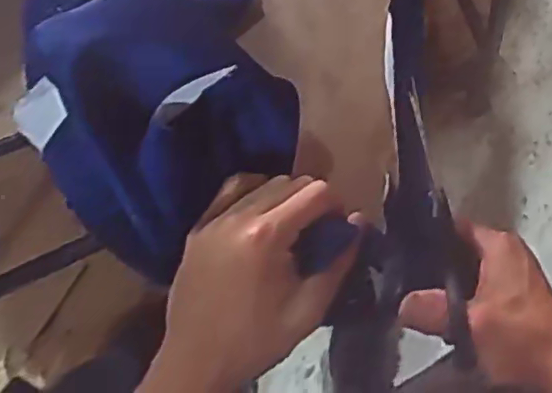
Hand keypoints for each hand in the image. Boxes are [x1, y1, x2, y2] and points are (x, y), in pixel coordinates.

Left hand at [140, 175, 363, 392]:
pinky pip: (234, 188)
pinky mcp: (199, 228)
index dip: (335, 205)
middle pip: (294, 181)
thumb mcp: (308, 309)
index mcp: (267, 234)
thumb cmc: (254, 340)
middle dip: (313, 200)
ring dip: (286, 196)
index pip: (318, 190)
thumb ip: (340, 261)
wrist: (192, 369)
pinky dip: (254, 191)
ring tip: (288, 225)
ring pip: (266, 181)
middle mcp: (240, 216)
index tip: (336, 229)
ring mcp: (215, 220)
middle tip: (316, 230)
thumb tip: (359, 221)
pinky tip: (260, 214)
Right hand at [399, 222, 551, 391]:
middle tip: (414, 281)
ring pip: (476, 270)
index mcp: (500, 244)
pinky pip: (487, 286)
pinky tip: (457, 317)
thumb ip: (433, 309)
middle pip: (466, 249)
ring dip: (456, 286)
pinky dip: (471, 298)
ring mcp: (517, 272)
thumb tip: (404, 302)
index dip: (434, 236)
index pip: (459, 226)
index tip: (410, 250)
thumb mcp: (469, 323)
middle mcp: (510, 250)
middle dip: (442, 266)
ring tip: (429, 300)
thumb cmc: (520, 335)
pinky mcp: (520, 294)